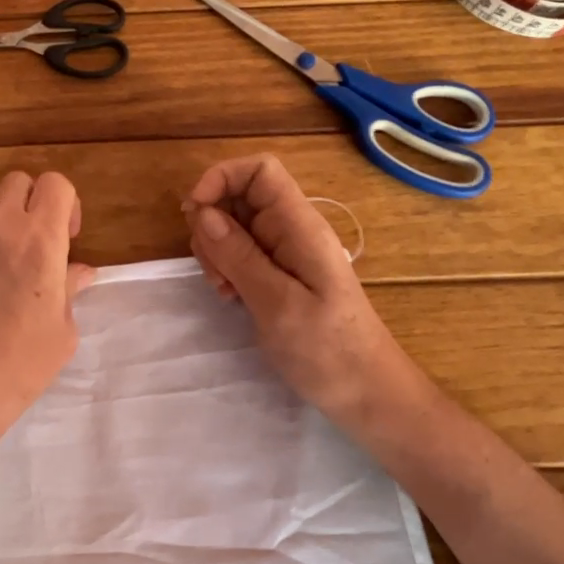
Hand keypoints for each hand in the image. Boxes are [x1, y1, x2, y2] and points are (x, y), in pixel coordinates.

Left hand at [0, 171, 95, 448]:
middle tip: (42, 242)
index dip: (67, 203)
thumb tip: (77, 271)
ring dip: (7, 222)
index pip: (55, 184)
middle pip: (18, 181)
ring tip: (11, 269)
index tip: (68, 237)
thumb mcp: (62, 332)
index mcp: (38, 240)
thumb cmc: (18, 366)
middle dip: (35, 201)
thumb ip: (70, 290)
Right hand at [184, 155, 403, 418]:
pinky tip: (231, 296)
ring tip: (225, 288)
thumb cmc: (328, 351)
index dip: (221, 177)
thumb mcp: (278, 304)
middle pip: (238, 195)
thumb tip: (203, 212)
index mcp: (299, 226)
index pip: (259, 170)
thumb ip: (239, 255)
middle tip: (215, 269)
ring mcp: (285, 251)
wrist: (367, 394)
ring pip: (233, 224)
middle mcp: (291, 230)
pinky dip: (225, 266)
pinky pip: (240, 251)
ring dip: (215, 249)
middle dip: (211, 222)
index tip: (196, 213)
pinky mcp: (278, 273)